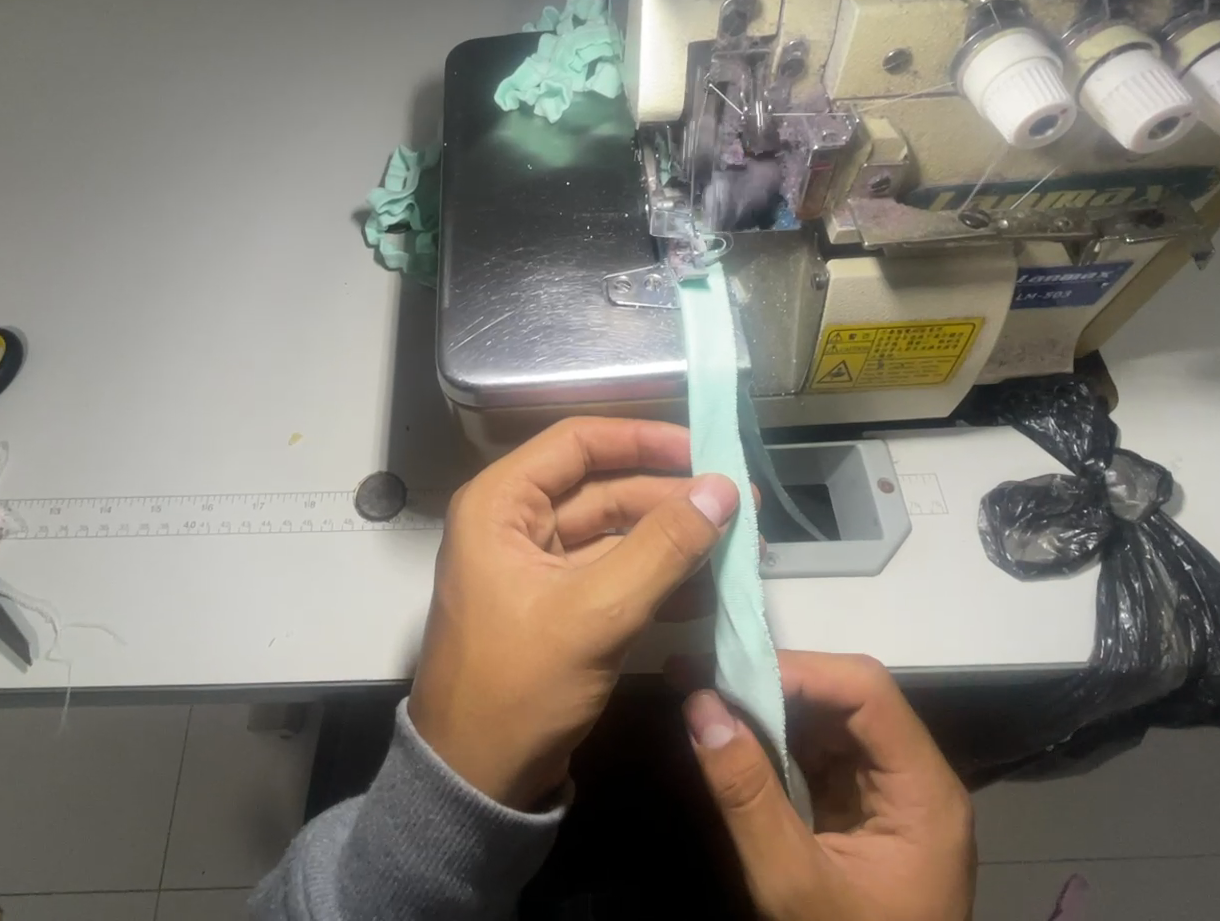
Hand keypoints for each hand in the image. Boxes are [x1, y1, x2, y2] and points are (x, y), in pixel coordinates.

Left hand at [409, 417, 738, 809]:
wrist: (476, 779)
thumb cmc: (520, 685)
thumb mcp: (596, 613)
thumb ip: (662, 547)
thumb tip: (723, 487)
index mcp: (501, 504)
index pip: (578, 443)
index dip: (643, 439)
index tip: (706, 450)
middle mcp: (515, 522)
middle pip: (603, 487)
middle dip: (671, 497)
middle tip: (743, 506)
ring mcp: (537, 564)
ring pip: (615, 532)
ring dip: (672, 540)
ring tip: (740, 547)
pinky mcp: (558, 603)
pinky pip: (613, 572)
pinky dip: (657, 577)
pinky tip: (708, 589)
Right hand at [684, 652, 974, 919]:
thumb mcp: (793, 884)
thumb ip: (748, 794)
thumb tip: (699, 705)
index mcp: (922, 790)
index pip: (868, 692)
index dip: (799, 670)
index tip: (728, 672)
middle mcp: (913, 777)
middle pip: (848, 697)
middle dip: (773, 679)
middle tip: (700, 672)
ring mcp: (886, 790)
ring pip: (827, 717)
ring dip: (765, 701)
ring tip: (703, 689)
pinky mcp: (858, 804)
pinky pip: (816, 749)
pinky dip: (771, 733)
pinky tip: (730, 727)